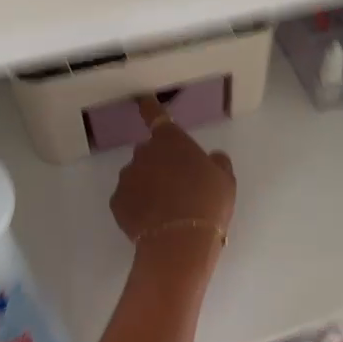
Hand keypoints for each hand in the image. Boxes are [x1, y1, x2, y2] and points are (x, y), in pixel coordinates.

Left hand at [109, 98, 236, 257]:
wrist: (180, 241)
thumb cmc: (208, 204)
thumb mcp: (225, 181)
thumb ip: (218, 163)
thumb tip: (212, 157)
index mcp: (171, 141)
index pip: (156, 115)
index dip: (150, 107)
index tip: (142, 100)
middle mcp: (144, 153)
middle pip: (150, 152)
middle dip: (160, 163)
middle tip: (179, 187)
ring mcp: (127, 178)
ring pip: (138, 177)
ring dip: (149, 186)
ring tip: (167, 211)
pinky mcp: (117, 202)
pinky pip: (129, 199)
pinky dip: (138, 207)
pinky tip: (153, 222)